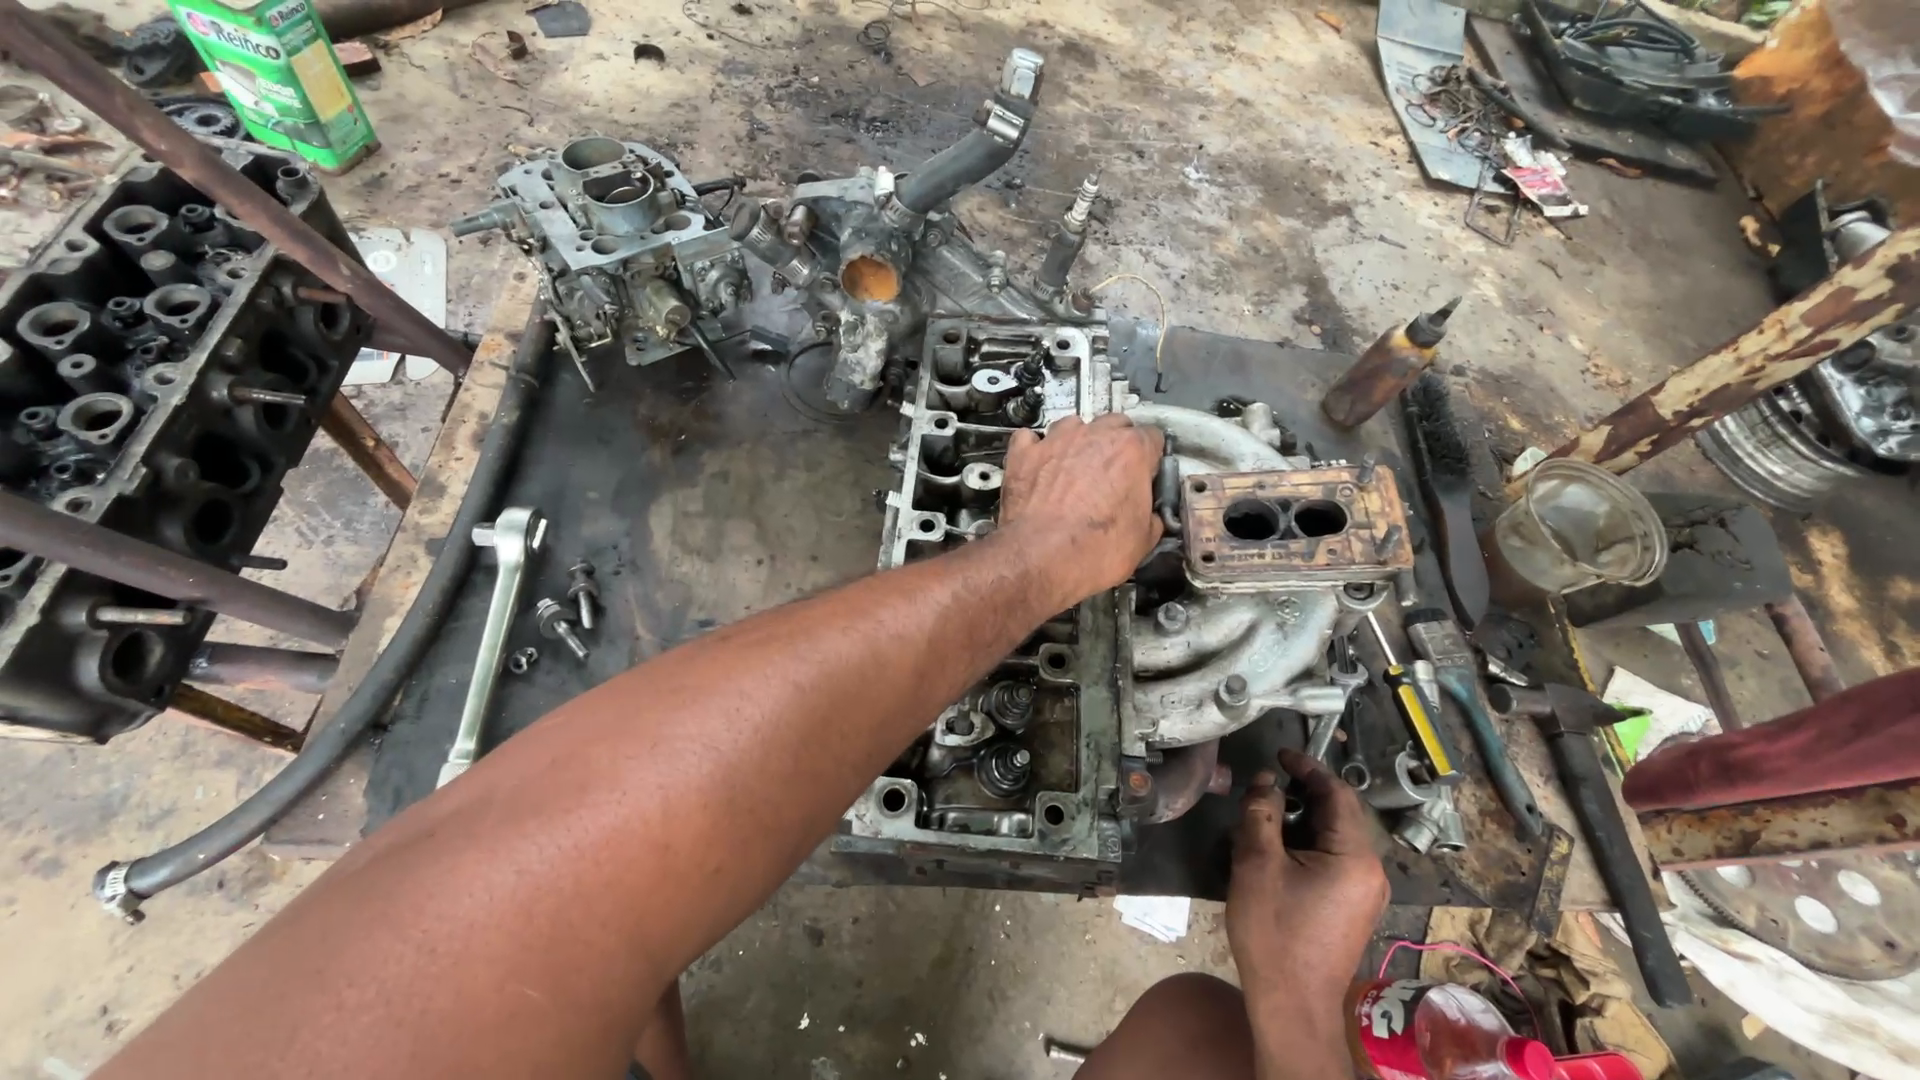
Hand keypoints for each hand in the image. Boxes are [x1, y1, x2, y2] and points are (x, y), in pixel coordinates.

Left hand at [997, 413, 1164, 608]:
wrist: (1042, 558)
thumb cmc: (1091, 549)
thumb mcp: (1142, 540)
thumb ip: (1150, 517)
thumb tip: (1149, 519)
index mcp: (1132, 452)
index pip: (1152, 438)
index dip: (1150, 458)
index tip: (1146, 472)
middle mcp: (1094, 437)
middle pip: (1114, 424)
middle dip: (1116, 444)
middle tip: (1114, 474)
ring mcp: (1057, 442)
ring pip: (1073, 425)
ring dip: (1078, 442)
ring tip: (1076, 469)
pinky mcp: (1024, 455)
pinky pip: (1029, 438)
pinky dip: (1035, 448)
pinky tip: (1039, 463)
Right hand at [1227, 749, 1387, 1008]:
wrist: (1292, 1004)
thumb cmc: (1274, 930)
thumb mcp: (1257, 863)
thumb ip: (1262, 813)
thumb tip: (1266, 780)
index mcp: (1355, 856)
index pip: (1337, 794)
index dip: (1308, 768)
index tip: (1278, 755)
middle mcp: (1371, 871)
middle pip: (1340, 815)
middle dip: (1304, 793)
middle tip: (1267, 783)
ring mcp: (1365, 893)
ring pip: (1336, 838)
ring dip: (1304, 819)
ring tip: (1267, 813)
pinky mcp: (1352, 909)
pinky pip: (1334, 860)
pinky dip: (1309, 844)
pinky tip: (1280, 849)